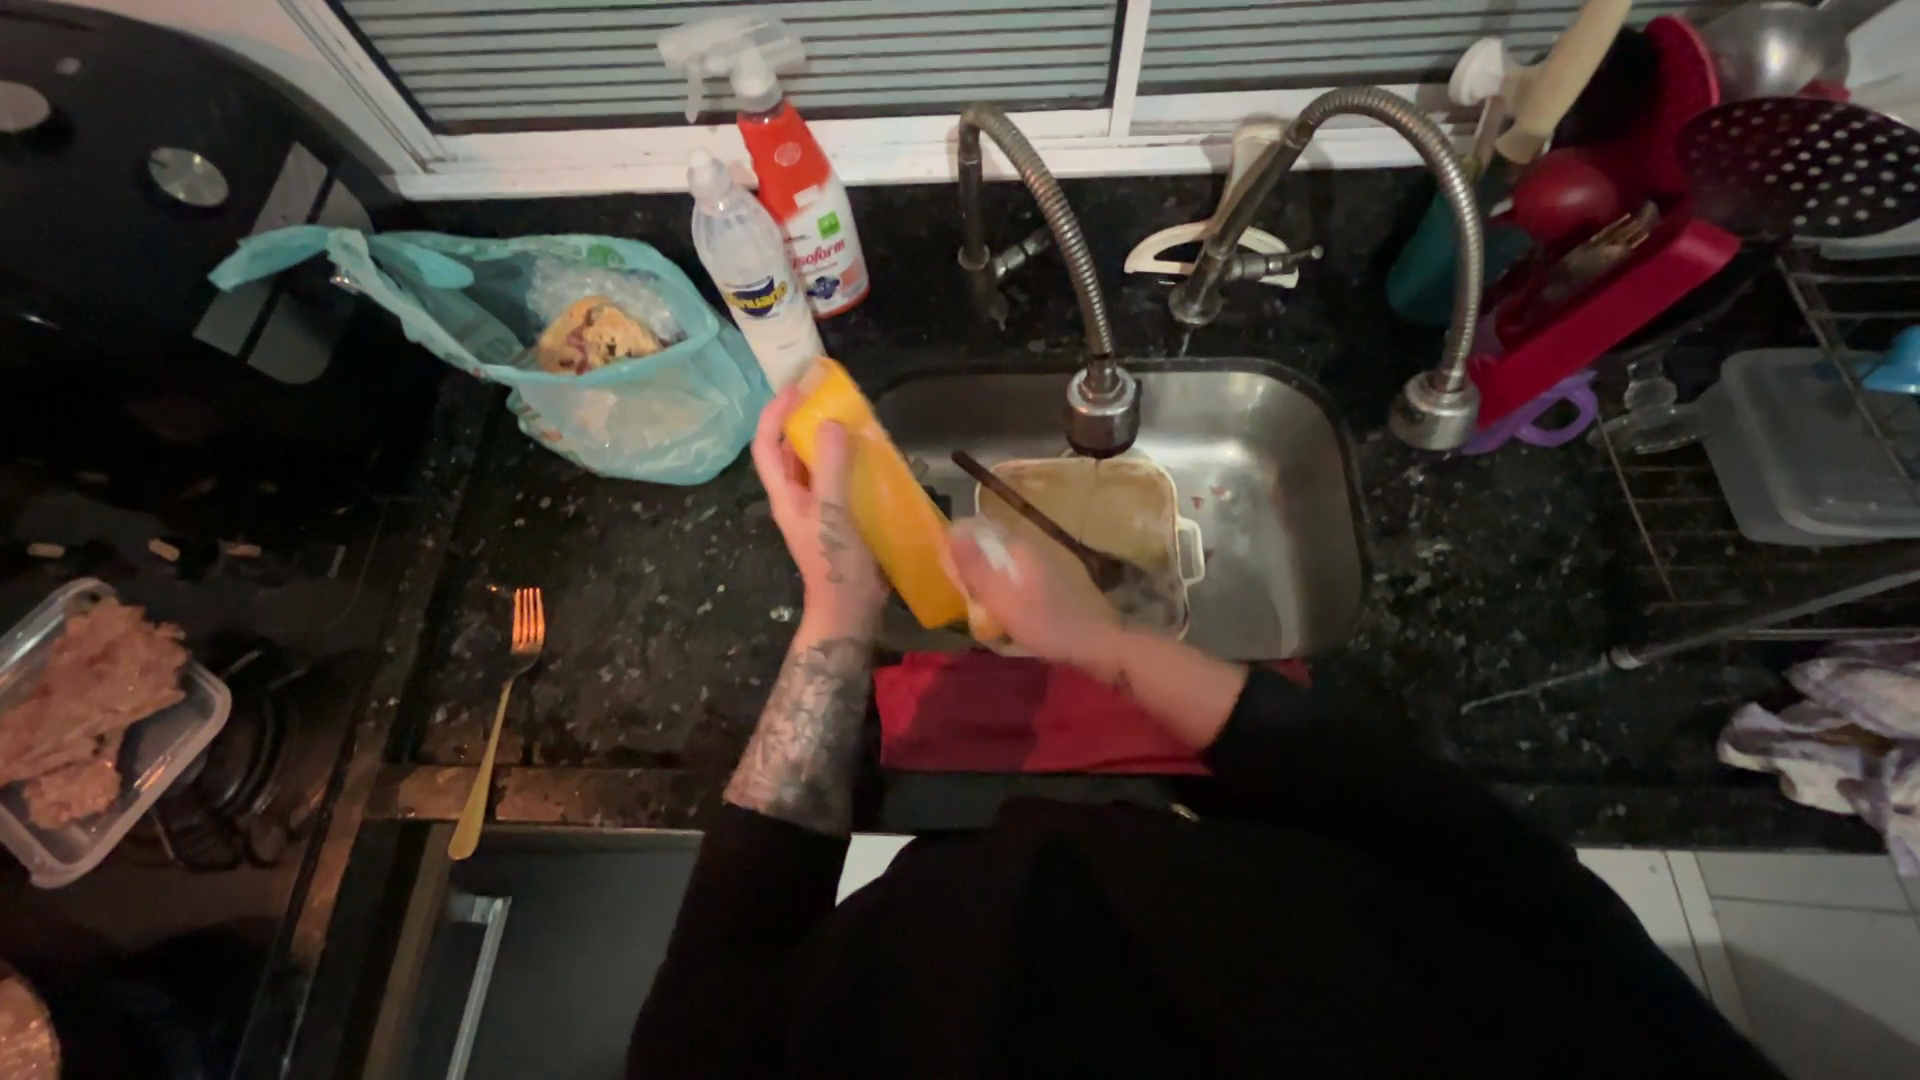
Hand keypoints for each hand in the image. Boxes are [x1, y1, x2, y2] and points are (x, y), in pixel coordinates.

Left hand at [751, 386, 887, 636]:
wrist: (851, 609)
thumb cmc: (836, 563)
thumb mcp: (833, 513)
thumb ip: (830, 468)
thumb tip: (830, 423)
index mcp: (785, 494)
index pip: (767, 445)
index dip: (775, 414)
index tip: (797, 388)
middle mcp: (798, 497)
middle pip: (791, 451)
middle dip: (804, 421)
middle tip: (830, 397)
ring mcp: (820, 509)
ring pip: (817, 465)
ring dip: (830, 441)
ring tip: (855, 419)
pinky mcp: (842, 519)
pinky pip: (842, 481)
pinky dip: (853, 463)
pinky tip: (875, 456)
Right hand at [946, 519, 1125, 676]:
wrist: (1096, 645)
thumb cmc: (1046, 624)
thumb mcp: (1003, 600)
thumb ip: (975, 568)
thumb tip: (951, 533)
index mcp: (1019, 548)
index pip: (980, 530)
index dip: (959, 545)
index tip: (946, 570)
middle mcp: (1032, 550)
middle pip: (991, 548)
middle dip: (972, 566)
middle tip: (962, 595)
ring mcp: (1045, 567)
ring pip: (1005, 565)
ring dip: (989, 582)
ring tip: (979, 607)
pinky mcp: (1053, 584)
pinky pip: (1018, 580)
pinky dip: (1006, 592)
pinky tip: (1005, 613)